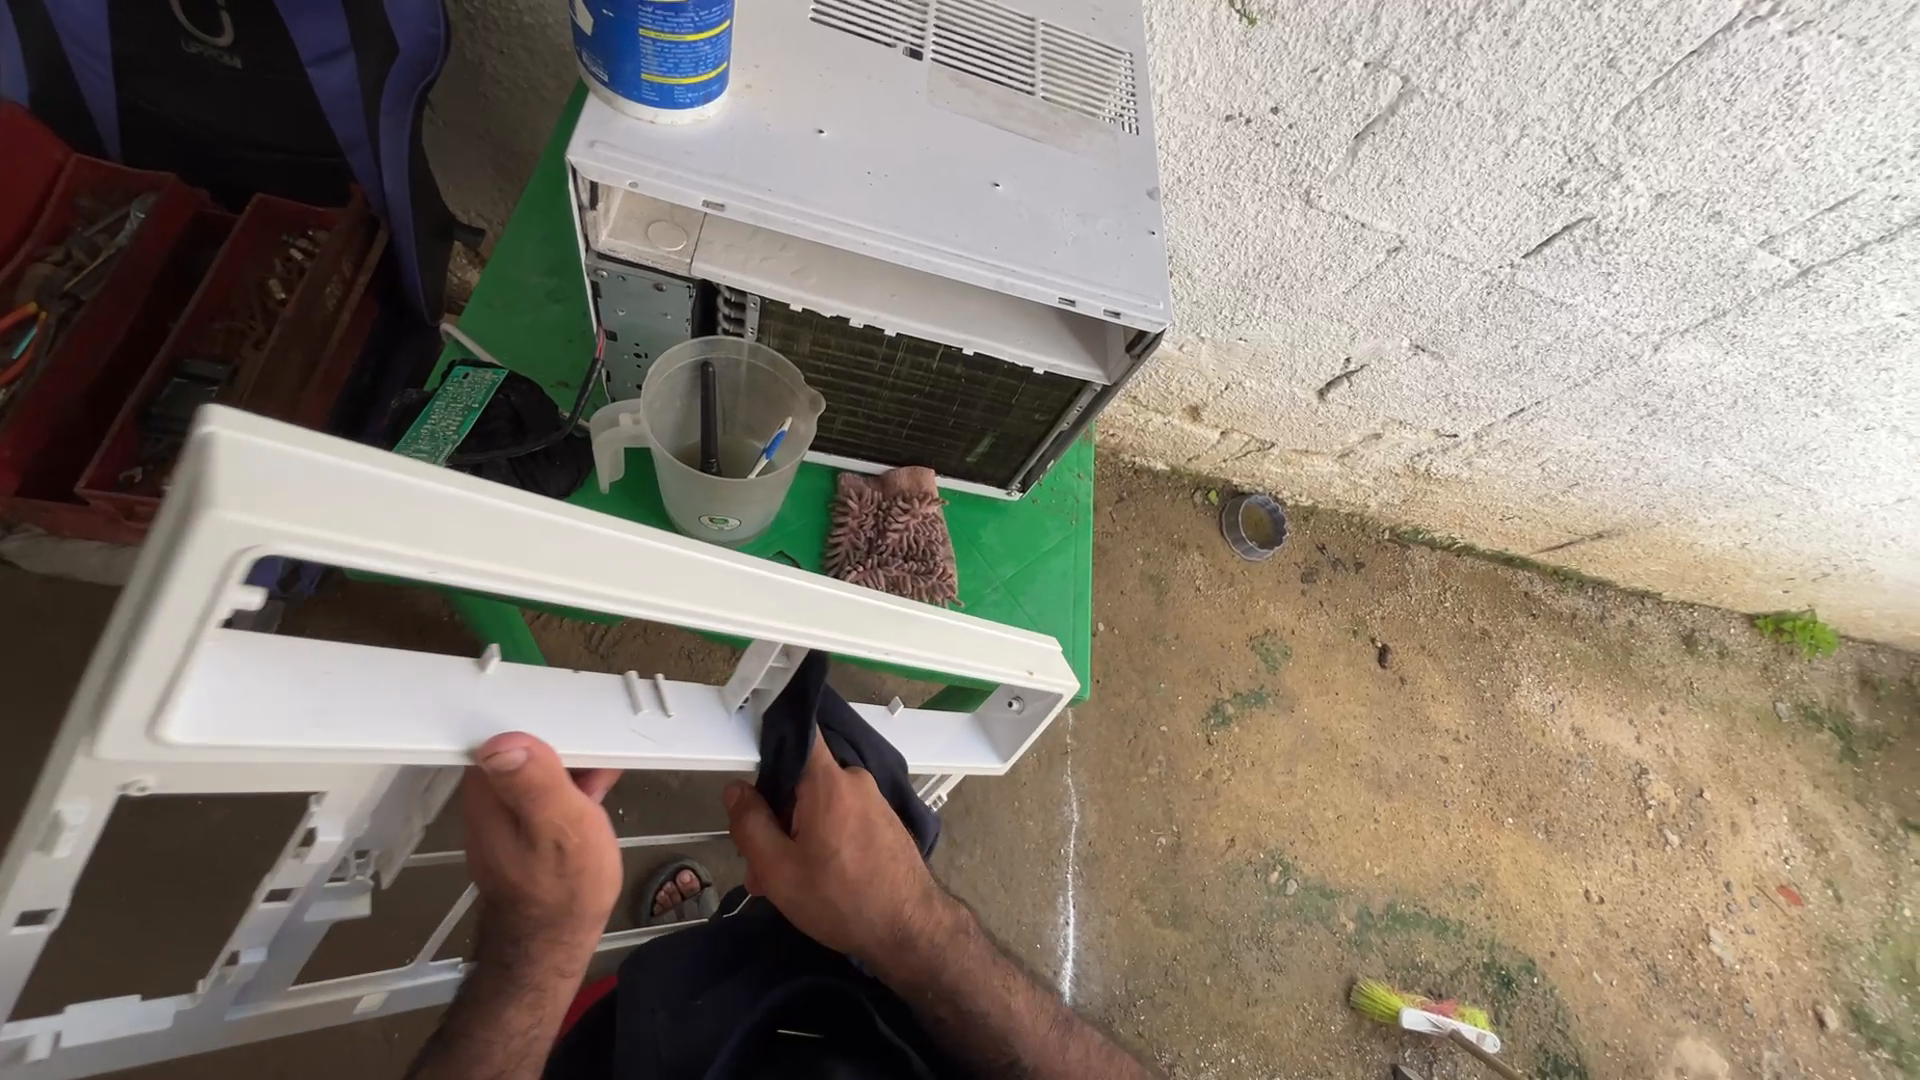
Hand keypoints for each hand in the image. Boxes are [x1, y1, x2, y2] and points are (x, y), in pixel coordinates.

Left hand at [462, 733, 622, 969]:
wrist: (557, 941)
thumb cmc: (564, 886)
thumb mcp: (559, 828)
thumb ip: (534, 782)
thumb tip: (502, 741)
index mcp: (487, 789)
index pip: (508, 728)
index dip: (546, 718)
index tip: (583, 720)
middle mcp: (488, 794)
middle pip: (527, 740)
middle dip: (569, 736)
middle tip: (605, 745)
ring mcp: (506, 808)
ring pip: (541, 761)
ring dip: (577, 756)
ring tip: (608, 760)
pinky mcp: (525, 820)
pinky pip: (549, 782)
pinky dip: (576, 777)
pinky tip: (599, 785)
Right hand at [724, 735, 954, 968]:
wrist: (908, 929)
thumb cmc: (840, 898)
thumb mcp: (778, 869)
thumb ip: (751, 824)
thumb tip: (736, 789)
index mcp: (829, 781)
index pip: (803, 732)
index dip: (774, 742)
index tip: (753, 773)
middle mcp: (855, 780)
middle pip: (803, 781)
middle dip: (776, 818)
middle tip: (760, 865)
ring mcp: (873, 800)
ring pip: (820, 805)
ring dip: (797, 836)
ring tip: (783, 882)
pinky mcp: (883, 821)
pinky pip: (842, 818)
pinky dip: (823, 839)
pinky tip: (813, 878)